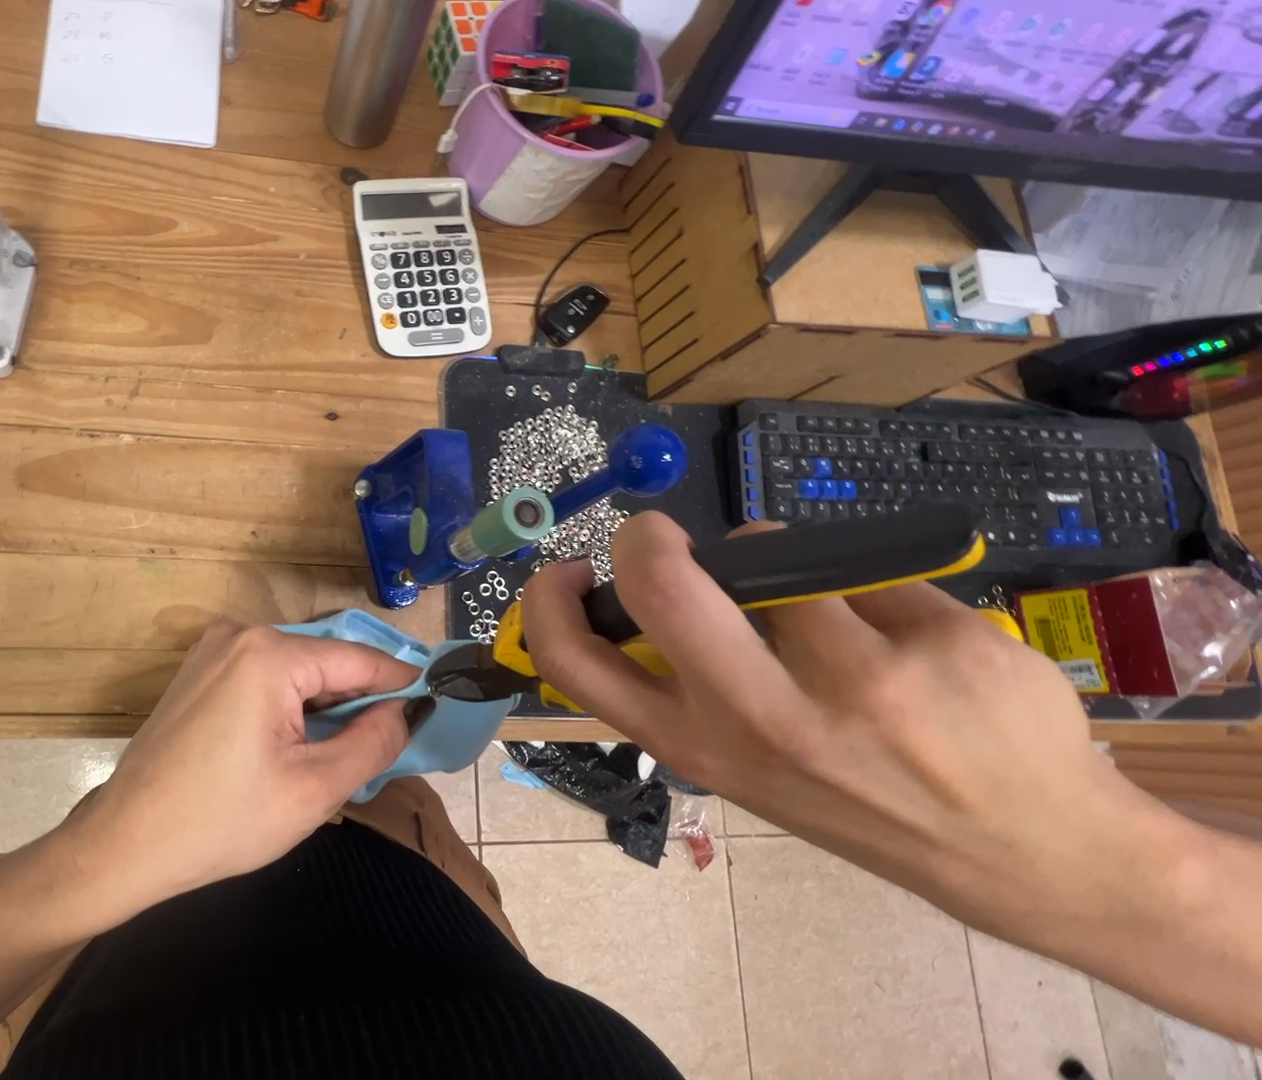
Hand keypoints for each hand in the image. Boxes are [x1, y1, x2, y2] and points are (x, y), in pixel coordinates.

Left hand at [71, 621, 416, 905]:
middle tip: (392, 739)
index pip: (357, 660)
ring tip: (348, 748)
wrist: (126, 842)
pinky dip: (291, 703)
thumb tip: (407, 712)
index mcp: (269, 654)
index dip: (401, 682)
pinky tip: (300, 742)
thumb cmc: (222, 820)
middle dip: (359, 698)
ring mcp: (213, 649)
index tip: (436, 700)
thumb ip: (372, 743)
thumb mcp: (314, 790)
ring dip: (325, 704)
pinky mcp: (200, 671)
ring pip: (296, 669)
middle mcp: (240, 634)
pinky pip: (264, 675)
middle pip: (325, 660)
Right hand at [520, 512, 1177, 946]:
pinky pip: (866, 569)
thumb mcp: (745, 765)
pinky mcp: (935, 643)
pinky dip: (870, 585)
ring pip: (775, 559)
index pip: (575, 663)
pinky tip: (909, 639)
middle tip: (668, 541)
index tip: (570, 571)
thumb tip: (664, 579)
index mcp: (698, 746)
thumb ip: (689, 683)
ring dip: (785, 565)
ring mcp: (854, 682)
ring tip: (830, 615)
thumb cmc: (855, 797)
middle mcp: (760, 718)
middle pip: (660, 582)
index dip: (547, 600)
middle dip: (649, 540)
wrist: (1030, 856)